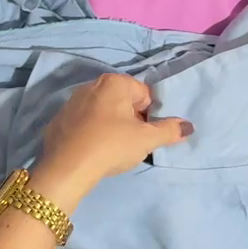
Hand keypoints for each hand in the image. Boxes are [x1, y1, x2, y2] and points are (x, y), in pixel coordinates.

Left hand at [31, 74, 191, 207]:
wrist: (66, 167)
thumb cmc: (111, 145)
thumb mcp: (146, 140)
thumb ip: (170, 130)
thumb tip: (188, 126)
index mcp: (115, 82)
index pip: (144, 95)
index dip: (149, 116)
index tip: (145, 134)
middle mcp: (91, 85)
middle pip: (123, 102)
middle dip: (131, 120)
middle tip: (131, 143)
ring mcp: (72, 101)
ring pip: (103, 112)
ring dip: (111, 126)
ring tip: (112, 149)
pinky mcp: (59, 119)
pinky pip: (84, 123)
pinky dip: (91, 133)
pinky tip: (92, 150)